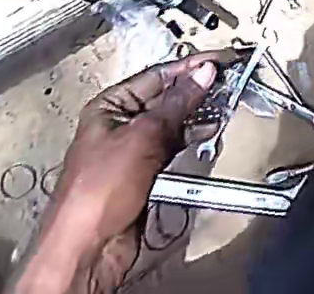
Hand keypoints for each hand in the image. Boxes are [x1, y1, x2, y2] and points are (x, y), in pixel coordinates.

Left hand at [17, 51, 229, 293]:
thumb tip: (203, 73)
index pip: (157, 75)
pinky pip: (174, 147)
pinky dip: (193, 138)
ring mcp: (134, 149)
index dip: (189, 67)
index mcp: (110, 105)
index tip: (217, 60)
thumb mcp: (143, 136)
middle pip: (167, 97)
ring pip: (173, 122)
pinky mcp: (147, 173)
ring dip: (198, 113)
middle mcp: (121, 124)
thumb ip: (177, 103)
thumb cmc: (97, 192)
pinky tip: (210, 130)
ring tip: (224, 102)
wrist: (87, 253)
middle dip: (196, 89)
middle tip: (226, 80)